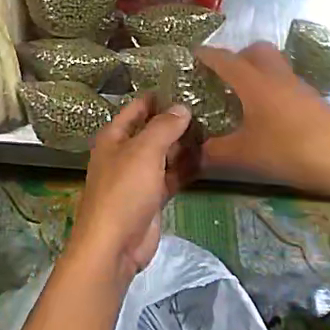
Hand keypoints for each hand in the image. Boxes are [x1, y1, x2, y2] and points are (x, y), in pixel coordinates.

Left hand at [68, 96, 195, 279]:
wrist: (114, 244)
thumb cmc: (123, 190)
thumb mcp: (144, 151)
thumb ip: (163, 127)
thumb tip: (182, 107)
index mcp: (114, 137)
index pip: (137, 108)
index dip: (158, 97)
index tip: (186, 85)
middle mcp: (124, 153)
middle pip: (152, 131)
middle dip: (177, 122)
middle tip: (210, 108)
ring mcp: (138, 177)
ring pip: (164, 154)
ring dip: (184, 145)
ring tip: (215, 129)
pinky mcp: (152, 198)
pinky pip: (171, 176)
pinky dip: (187, 168)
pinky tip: (208, 158)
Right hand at [197, 43, 329, 200]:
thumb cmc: (289, 148)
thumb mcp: (244, 154)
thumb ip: (215, 151)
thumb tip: (193, 153)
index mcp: (253, 81)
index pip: (224, 59)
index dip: (206, 56)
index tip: (191, 55)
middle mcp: (276, 77)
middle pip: (256, 51)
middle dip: (237, 57)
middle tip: (221, 77)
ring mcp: (299, 88)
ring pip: (274, 68)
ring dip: (256, 74)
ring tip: (241, 98)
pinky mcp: (314, 103)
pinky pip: (286, 86)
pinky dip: (272, 92)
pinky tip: (266, 117)